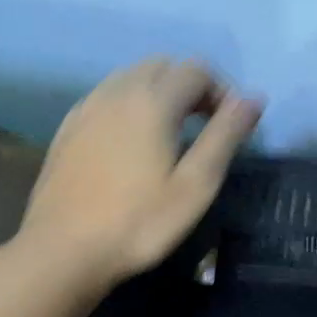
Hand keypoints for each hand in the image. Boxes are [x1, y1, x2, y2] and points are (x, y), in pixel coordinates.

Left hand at [19, 59, 260, 287]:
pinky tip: (134, 143)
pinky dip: (130, 104)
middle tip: (206, 127)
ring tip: (173, 135)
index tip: (231, 126)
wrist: (63, 251)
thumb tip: (253, 98)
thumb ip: (226, 135)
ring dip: (160, 92)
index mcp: (153, 102)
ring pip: (132, 77)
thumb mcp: (196, 184)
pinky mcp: (68, 128)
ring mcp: (87, 108)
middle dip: (192, 86)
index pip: (197, 70)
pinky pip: (107, 96)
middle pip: (163, 65)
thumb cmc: (140, 222)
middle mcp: (117, 92)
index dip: (223, 91)